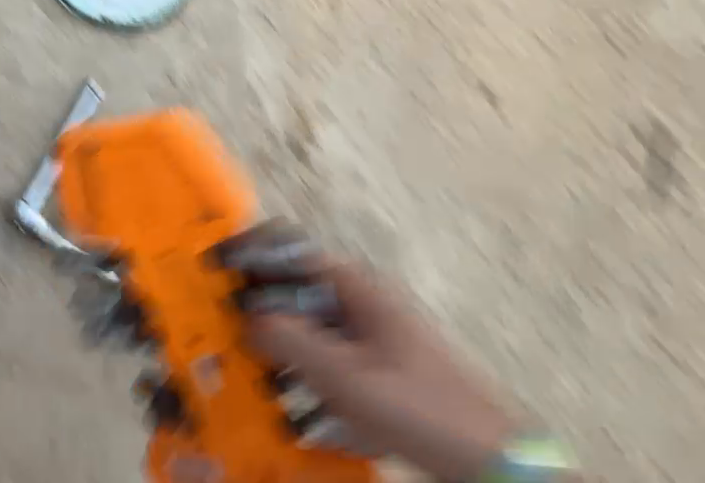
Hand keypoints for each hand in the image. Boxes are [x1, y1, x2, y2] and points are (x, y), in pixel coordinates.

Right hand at [239, 255, 516, 481]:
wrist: (495, 468)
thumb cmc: (423, 410)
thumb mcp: (345, 376)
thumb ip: (287, 339)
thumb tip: (243, 317)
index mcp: (358, 288)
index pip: (289, 245)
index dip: (247, 248)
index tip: (211, 263)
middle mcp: (362, 303)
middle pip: (290, 287)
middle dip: (251, 304)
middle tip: (216, 321)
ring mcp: (371, 339)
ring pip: (303, 327)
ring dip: (273, 346)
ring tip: (246, 368)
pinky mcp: (376, 373)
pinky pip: (321, 361)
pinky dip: (299, 376)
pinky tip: (290, 406)